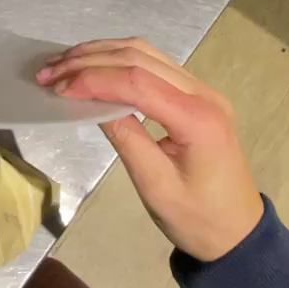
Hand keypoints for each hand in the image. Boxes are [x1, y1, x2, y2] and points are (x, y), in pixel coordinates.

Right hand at [37, 38, 263, 260]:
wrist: (239, 236)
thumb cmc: (197, 220)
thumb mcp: (156, 187)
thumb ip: (125, 137)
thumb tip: (90, 102)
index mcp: (198, 118)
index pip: (137, 81)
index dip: (93, 78)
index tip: (57, 88)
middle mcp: (202, 92)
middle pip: (138, 57)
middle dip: (88, 60)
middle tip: (49, 73)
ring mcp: (199, 88)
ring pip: (143, 51)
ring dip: (99, 53)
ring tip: (62, 64)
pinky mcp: (191, 91)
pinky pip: (150, 61)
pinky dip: (115, 58)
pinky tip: (90, 65)